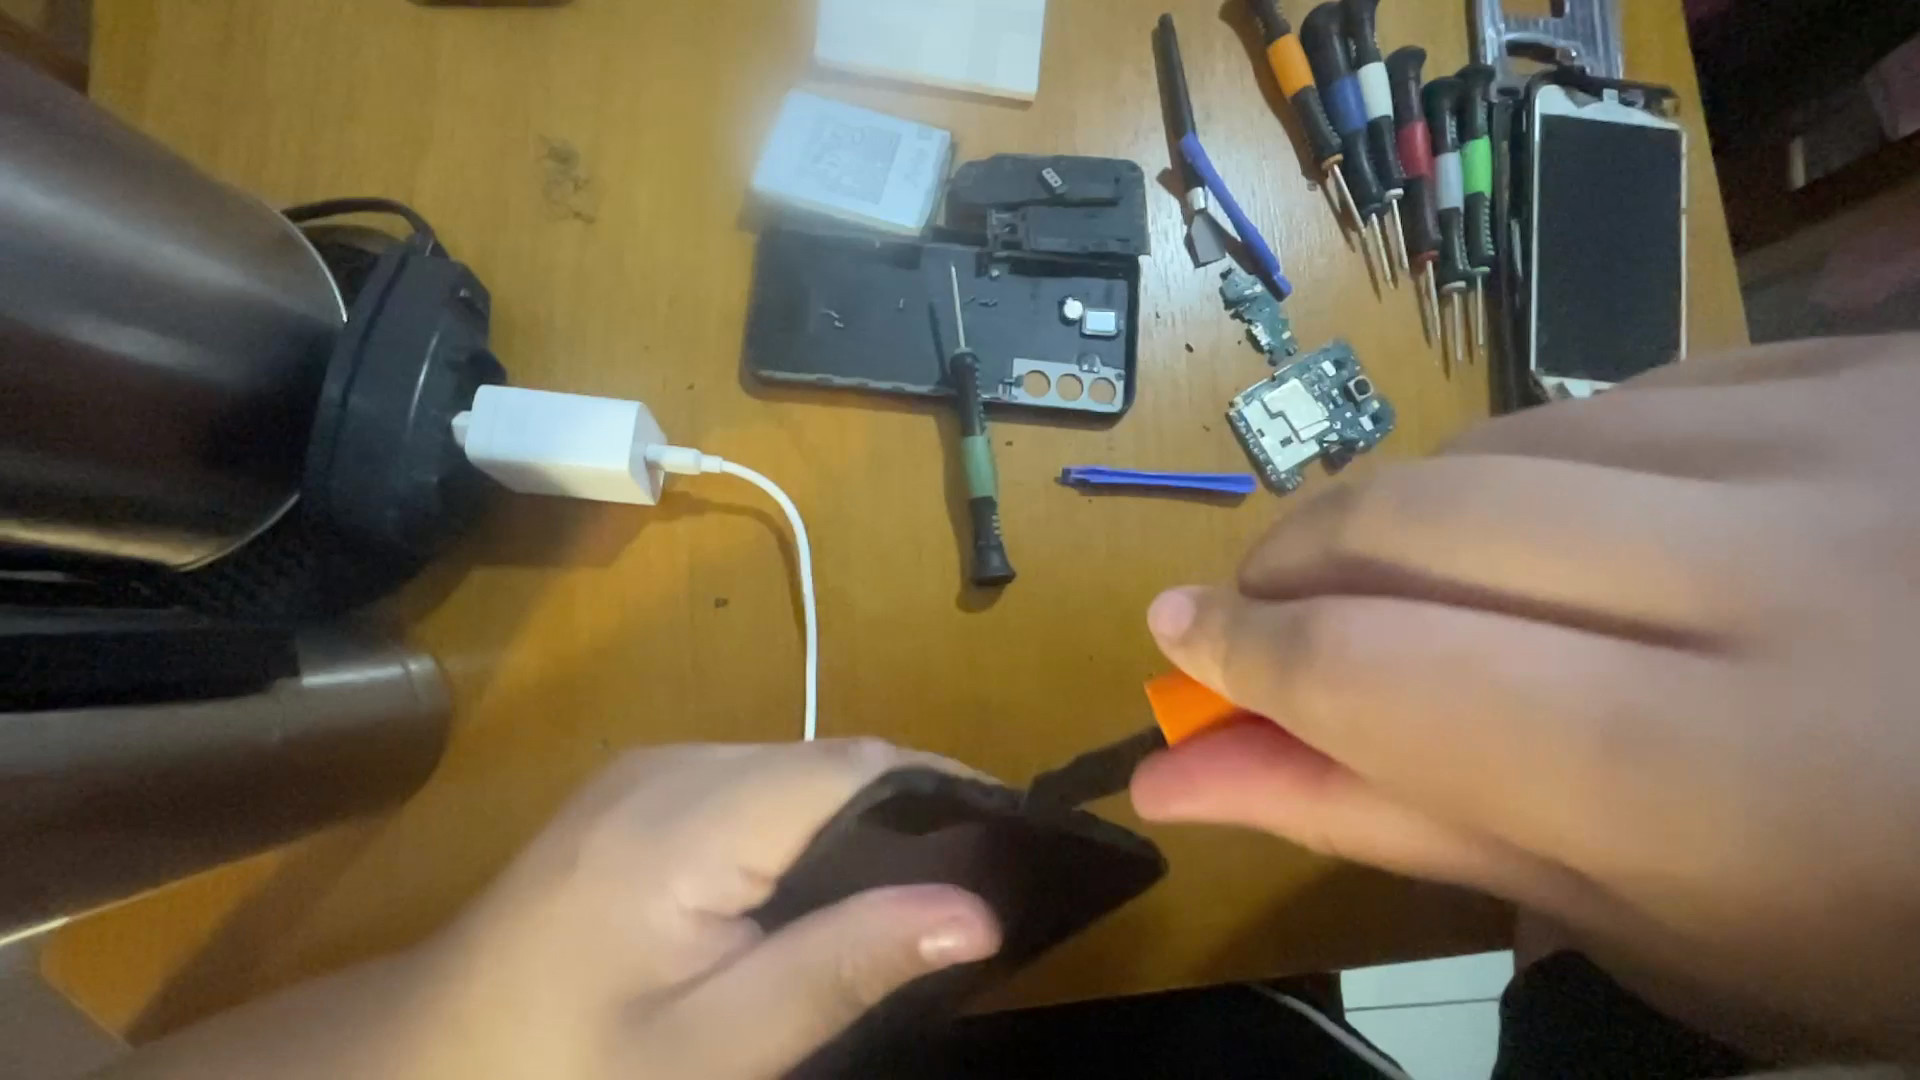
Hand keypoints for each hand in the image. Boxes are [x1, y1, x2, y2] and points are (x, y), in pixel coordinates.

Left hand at [105, 740, 999, 1079]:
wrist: (405, 1077)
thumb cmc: (560, 1078)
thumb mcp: (714, 1047)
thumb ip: (843, 963)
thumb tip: (974, 911)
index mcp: (693, 817)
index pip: (853, 766)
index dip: (940, 784)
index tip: (1009, 829)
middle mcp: (677, 763)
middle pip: (828, 760)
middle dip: (908, 800)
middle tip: (970, 869)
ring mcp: (651, 769)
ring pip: (794, 766)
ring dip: (857, 808)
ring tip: (912, 874)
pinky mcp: (638, 788)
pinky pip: (752, 782)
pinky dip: (804, 814)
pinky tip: (814, 873)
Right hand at [1129, 335, 1919, 1052]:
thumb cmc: (1868, 924)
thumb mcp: (1612, 913)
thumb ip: (1377, 818)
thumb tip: (1181, 776)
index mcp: (1729, 775)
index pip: (1383, 671)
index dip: (1249, 651)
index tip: (1180, 637)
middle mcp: (1797, 574)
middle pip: (1413, 519)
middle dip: (1295, 561)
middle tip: (1264, 606)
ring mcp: (1849, 442)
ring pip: (1491, 444)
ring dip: (1402, 518)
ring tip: (1419, 580)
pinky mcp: (1868, 370)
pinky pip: (1605, 396)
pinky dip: (1522, 466)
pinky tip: (1554, 525)